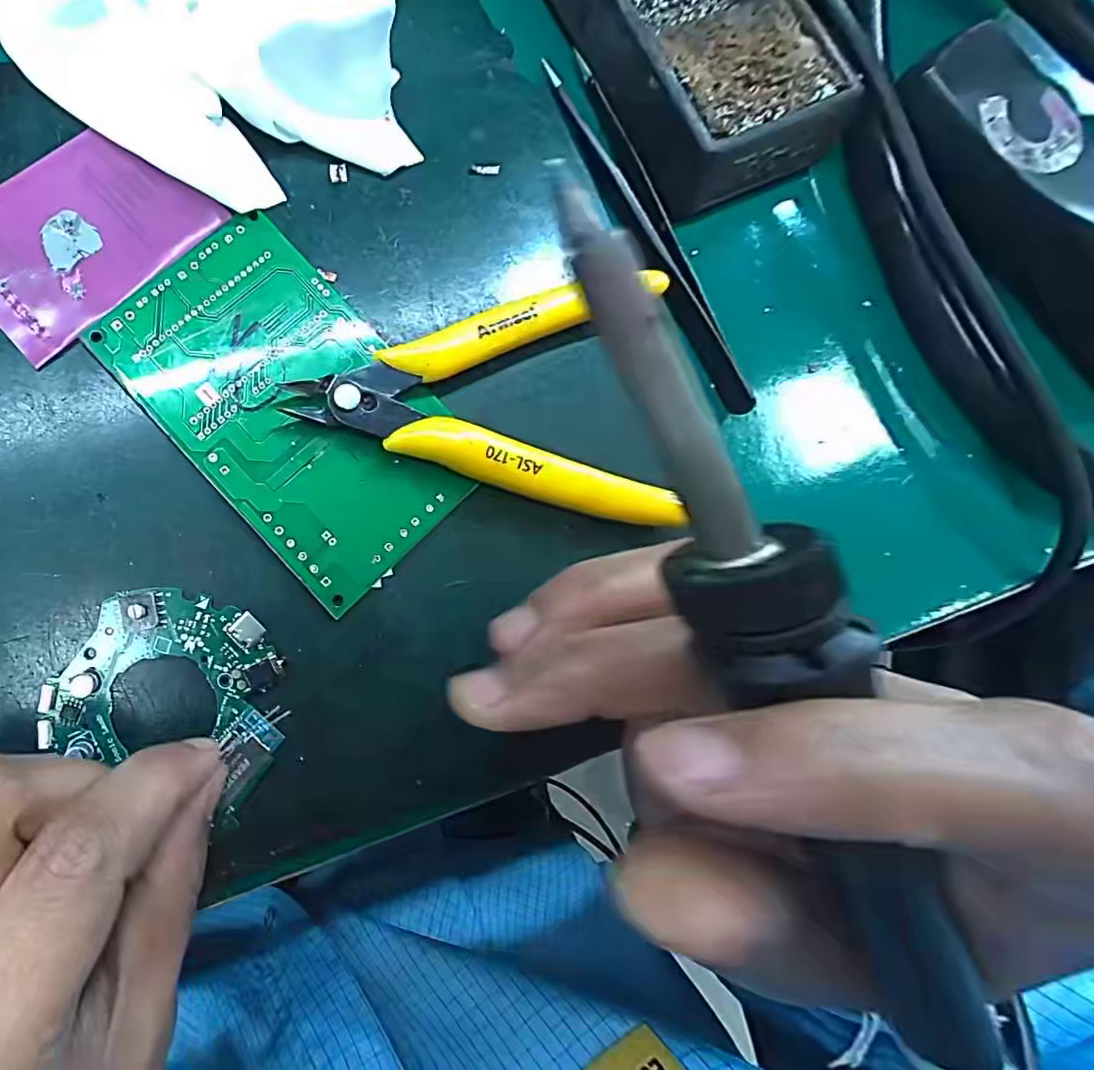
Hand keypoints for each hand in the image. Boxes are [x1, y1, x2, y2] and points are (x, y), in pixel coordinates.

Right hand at [448, 541, 1093, 1005]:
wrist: (894, 847)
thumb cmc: (886, 916)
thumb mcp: (841, 958)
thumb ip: (761, 932)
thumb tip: (642, 890)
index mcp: (1040, 806)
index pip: (960, 767)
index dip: (811, 759)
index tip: (662, 770)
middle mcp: (922, 693)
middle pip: (767, 648)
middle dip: (615, 666)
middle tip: (500, 700)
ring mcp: (827, 644)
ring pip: (707, 591)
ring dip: (582, 616)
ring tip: (504, 656)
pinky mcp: (754, 622)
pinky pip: (668, 580)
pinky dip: (585, 597)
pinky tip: (529, 626)